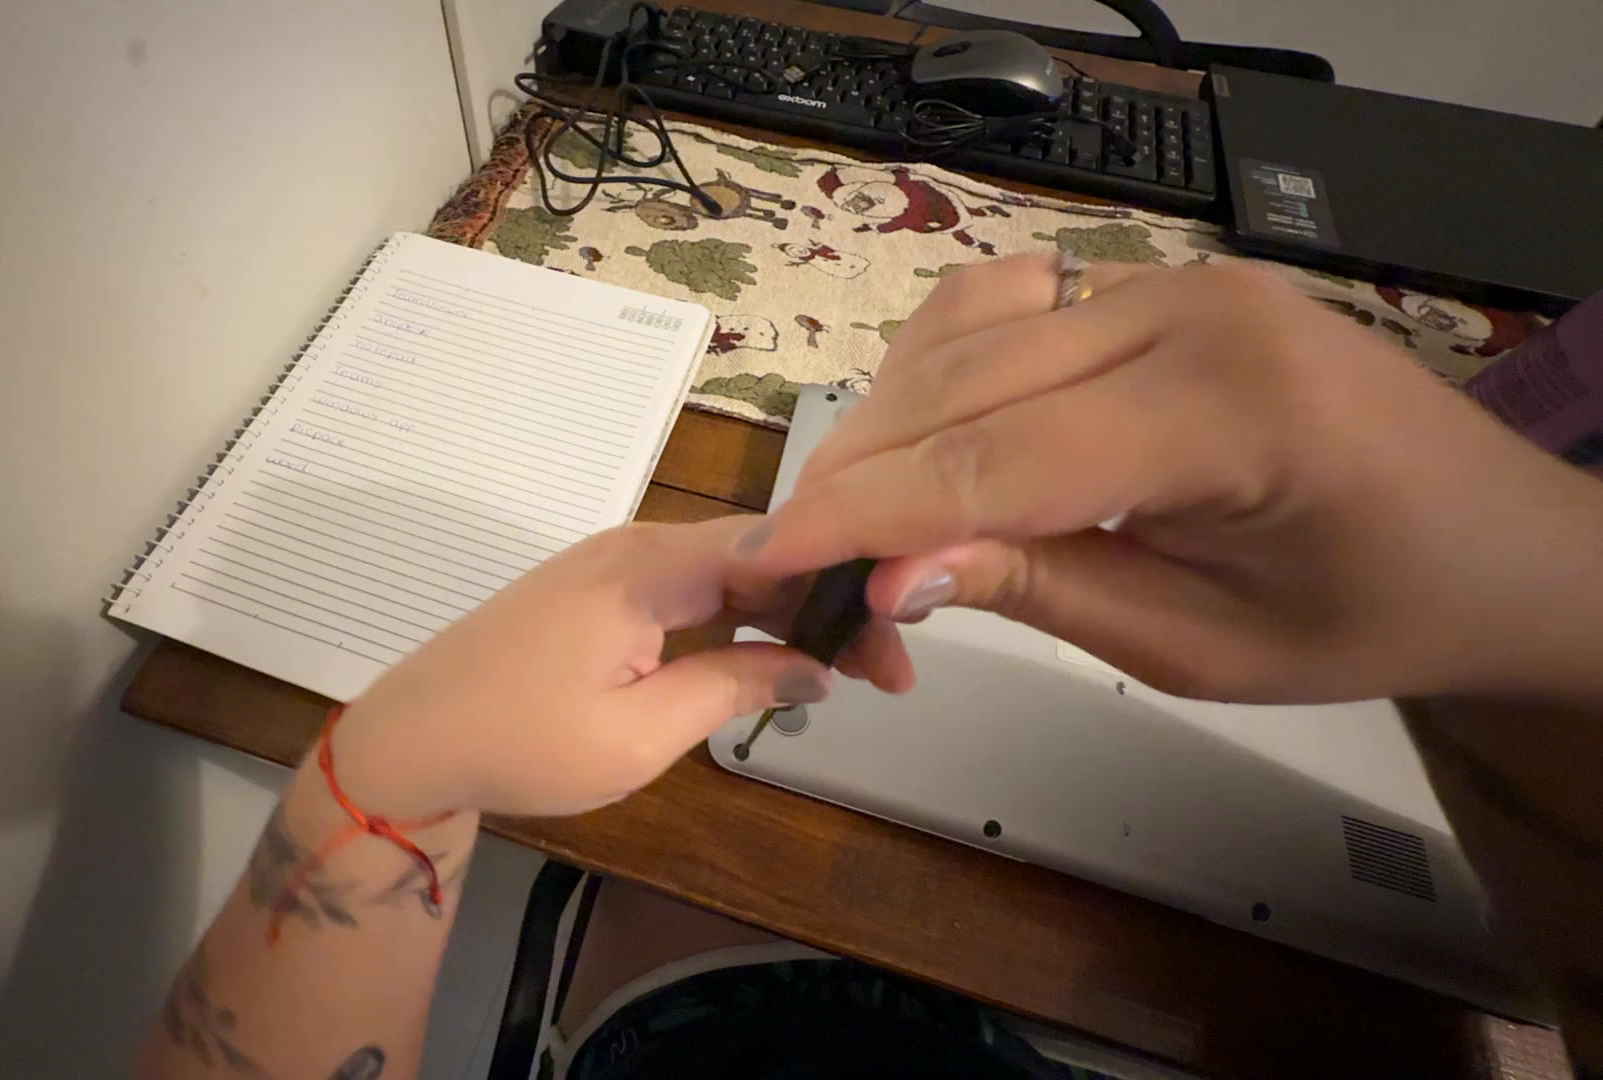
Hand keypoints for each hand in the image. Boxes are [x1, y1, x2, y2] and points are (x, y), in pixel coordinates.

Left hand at [329, 516, 870, 818]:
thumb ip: (733, 687)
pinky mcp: (597, 586)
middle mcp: (636, 545)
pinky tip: (759, 653)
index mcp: (648, 568)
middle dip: (820, 604)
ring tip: (832, 666)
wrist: (411, 737)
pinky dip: (731, 617)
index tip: (888, 646)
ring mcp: (612, 562)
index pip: (774, 549)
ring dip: (779, 613)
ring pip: (723, 570)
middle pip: (754, 555)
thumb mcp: (639, 732)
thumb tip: (813, 669)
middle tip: (876, 668)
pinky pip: (685, 587)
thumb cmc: (520, 741)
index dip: (841, 590)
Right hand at [738, 255, 1602, 704]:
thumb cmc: (1359, 614)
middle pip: (950, 393)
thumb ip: (1031, 589)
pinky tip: (915, 429)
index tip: (766, 557)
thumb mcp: (1191, 644)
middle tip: (792, 554)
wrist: (1491, 538)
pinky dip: (922, 372)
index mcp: (1224, 409)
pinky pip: (983, 307)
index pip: (987, 462)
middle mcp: (1180, 309)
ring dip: (876, 430)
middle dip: (849, 480)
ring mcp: (1155, 279)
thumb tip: (885, 580)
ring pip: (949, 345)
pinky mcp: (1134, 282)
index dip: (859, 516)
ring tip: (848, 510)